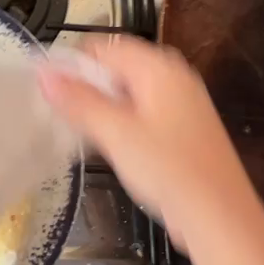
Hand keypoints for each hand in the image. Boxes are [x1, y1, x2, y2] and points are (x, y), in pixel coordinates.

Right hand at [40, 36, 253, 233]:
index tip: (46, 89)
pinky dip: (120, 122)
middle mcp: (173, 78)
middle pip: (116, 67)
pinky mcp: (182, 129)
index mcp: (159, 68)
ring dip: (101, 107)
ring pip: (127, 92)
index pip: (103, 47)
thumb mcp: (115, 133)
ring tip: (78, 131)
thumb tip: (44, 72)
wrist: (220, 217)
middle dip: (85, 86)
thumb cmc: (169, 171)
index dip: (71, 63)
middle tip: (59, 113)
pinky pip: (141, 112)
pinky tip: (109, 146)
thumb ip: (78, 100)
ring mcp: (181, 104)